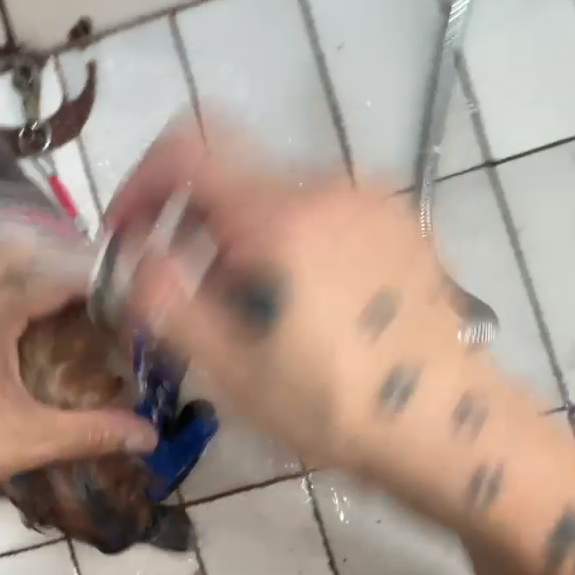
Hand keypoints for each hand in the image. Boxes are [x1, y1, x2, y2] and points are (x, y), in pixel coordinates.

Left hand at [0, 233, 158, 508]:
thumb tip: (149, 435)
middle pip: (14, 248)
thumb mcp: (31, 437)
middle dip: (55, 256)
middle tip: (88, 278)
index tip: (118, 284)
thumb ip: (94, 430)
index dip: (89, 275)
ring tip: (44, 272)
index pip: (52, 272)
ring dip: (12, 252)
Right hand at [107, 118, 484, 486]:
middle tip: (187, 304)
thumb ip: (165, 302)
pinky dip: (281, 244)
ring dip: (235, 244)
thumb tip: (129, 257)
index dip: (139, 185)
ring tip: (247, 316)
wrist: (449, 425)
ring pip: (270, 198)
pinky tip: (296, 306)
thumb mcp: (231, 368)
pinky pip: (315, 211)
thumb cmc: (332, 405)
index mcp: (282, 215)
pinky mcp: (395, 221)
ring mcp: (370, 199)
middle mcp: (328, 184)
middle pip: (228, 179)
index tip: (126, 238)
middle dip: (189, 232)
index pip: (186, 149)